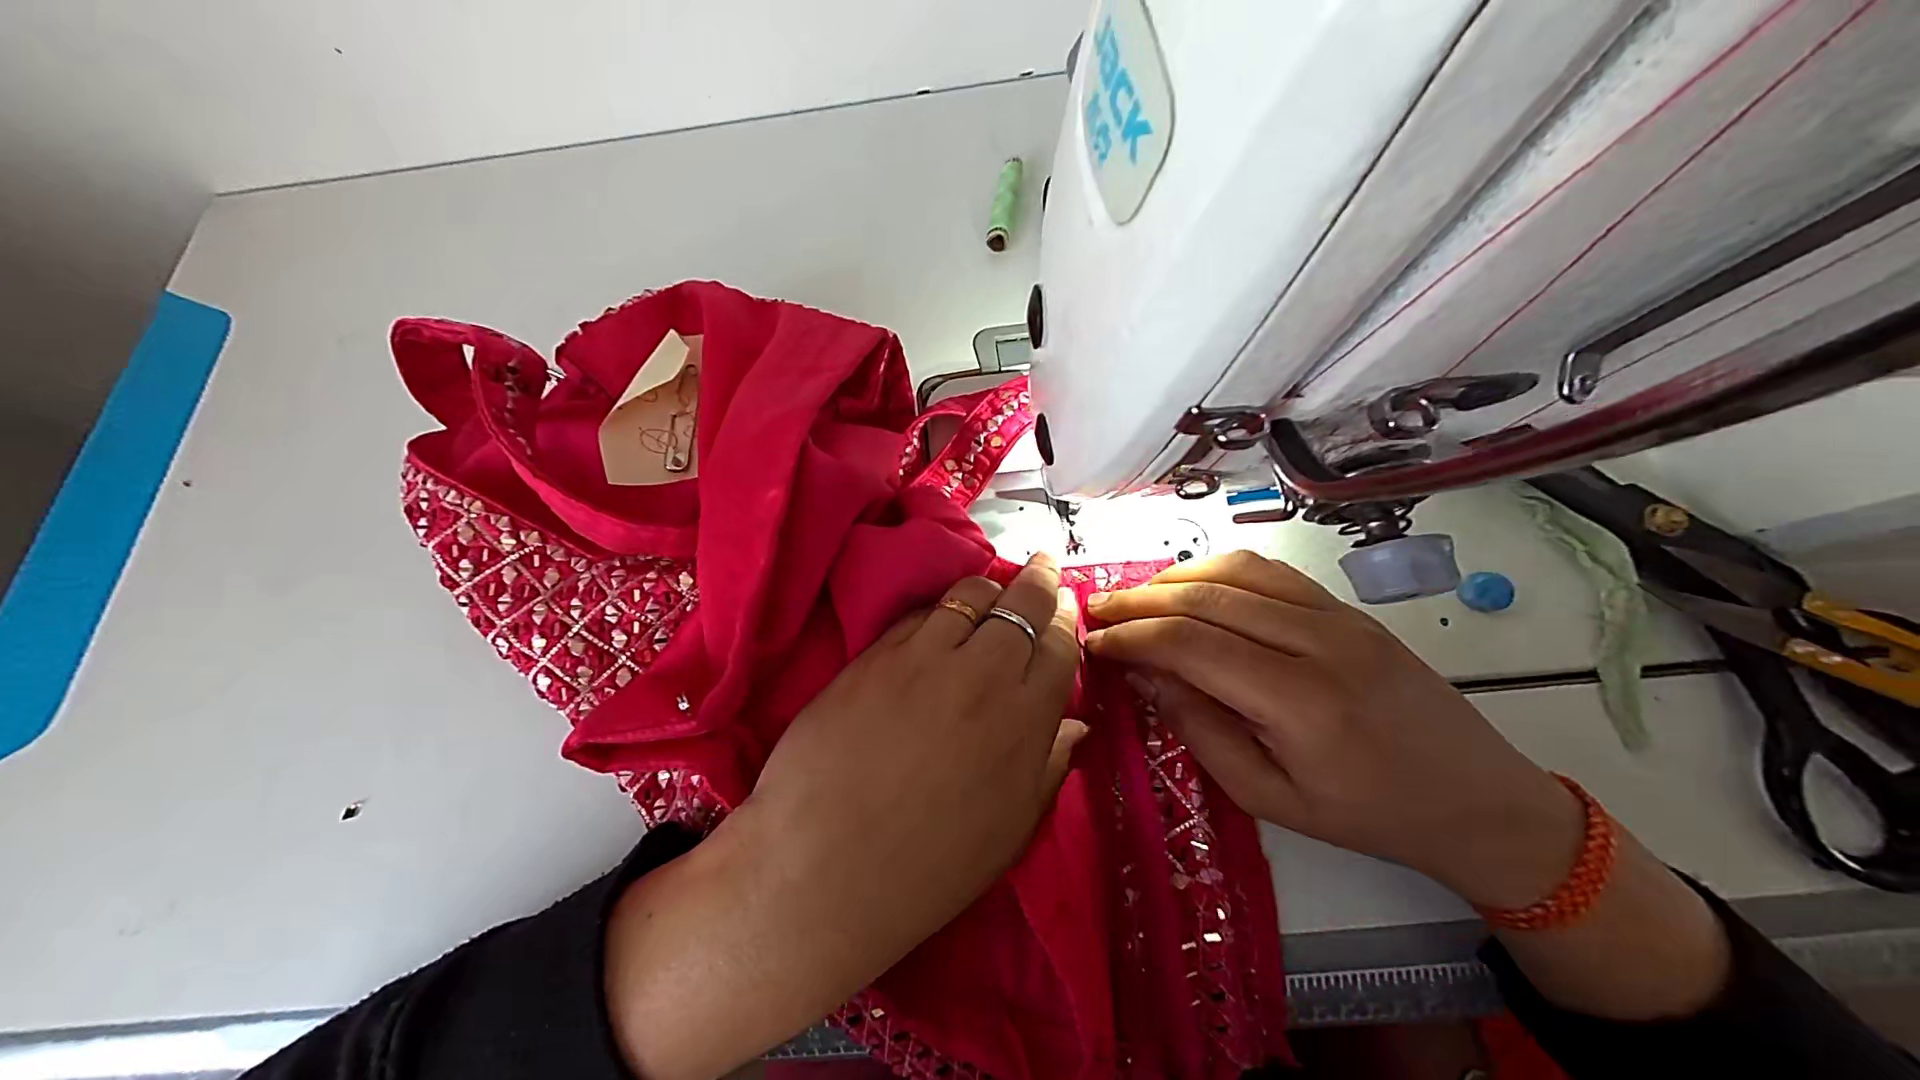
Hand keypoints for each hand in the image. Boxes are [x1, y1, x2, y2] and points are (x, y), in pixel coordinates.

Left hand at [734, 550, 1087, 956]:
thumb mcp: (1010, 830)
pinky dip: (938, 607)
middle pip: (1021, 606)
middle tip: (1042, 567)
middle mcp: (983, 676)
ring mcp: (925, 659)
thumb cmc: (930, 866)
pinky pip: (918, 614)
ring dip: (989, 586)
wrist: (826, 866)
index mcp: (1026, 721)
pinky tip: (938, 615)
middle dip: (1039, 582)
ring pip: (969, 597)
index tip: (1067, 602)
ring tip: (992, 588)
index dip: (1066, 618)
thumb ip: (1048, 768)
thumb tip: (1075, 727)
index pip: (1059, 647)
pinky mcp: (876, 655)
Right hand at [1083, 551, 1582, 909]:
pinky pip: (1271, 571)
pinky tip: (1193, 586)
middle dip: (1139, 600)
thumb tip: (1146, 675)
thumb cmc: (1369, 814)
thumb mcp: (1269, 797)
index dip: (1131, 637)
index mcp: (1299, 702)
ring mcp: (1339, 616)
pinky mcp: (1348, 608)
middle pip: (1206, 598)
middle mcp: (1319, 643)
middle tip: (1097, 610)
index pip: (1189, 644)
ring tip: (1137, 597)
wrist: (1478, 799)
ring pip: (1236, 570)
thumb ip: (1200, 730)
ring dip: (1175, 577)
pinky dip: (1219, 570)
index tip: (1094, 643)